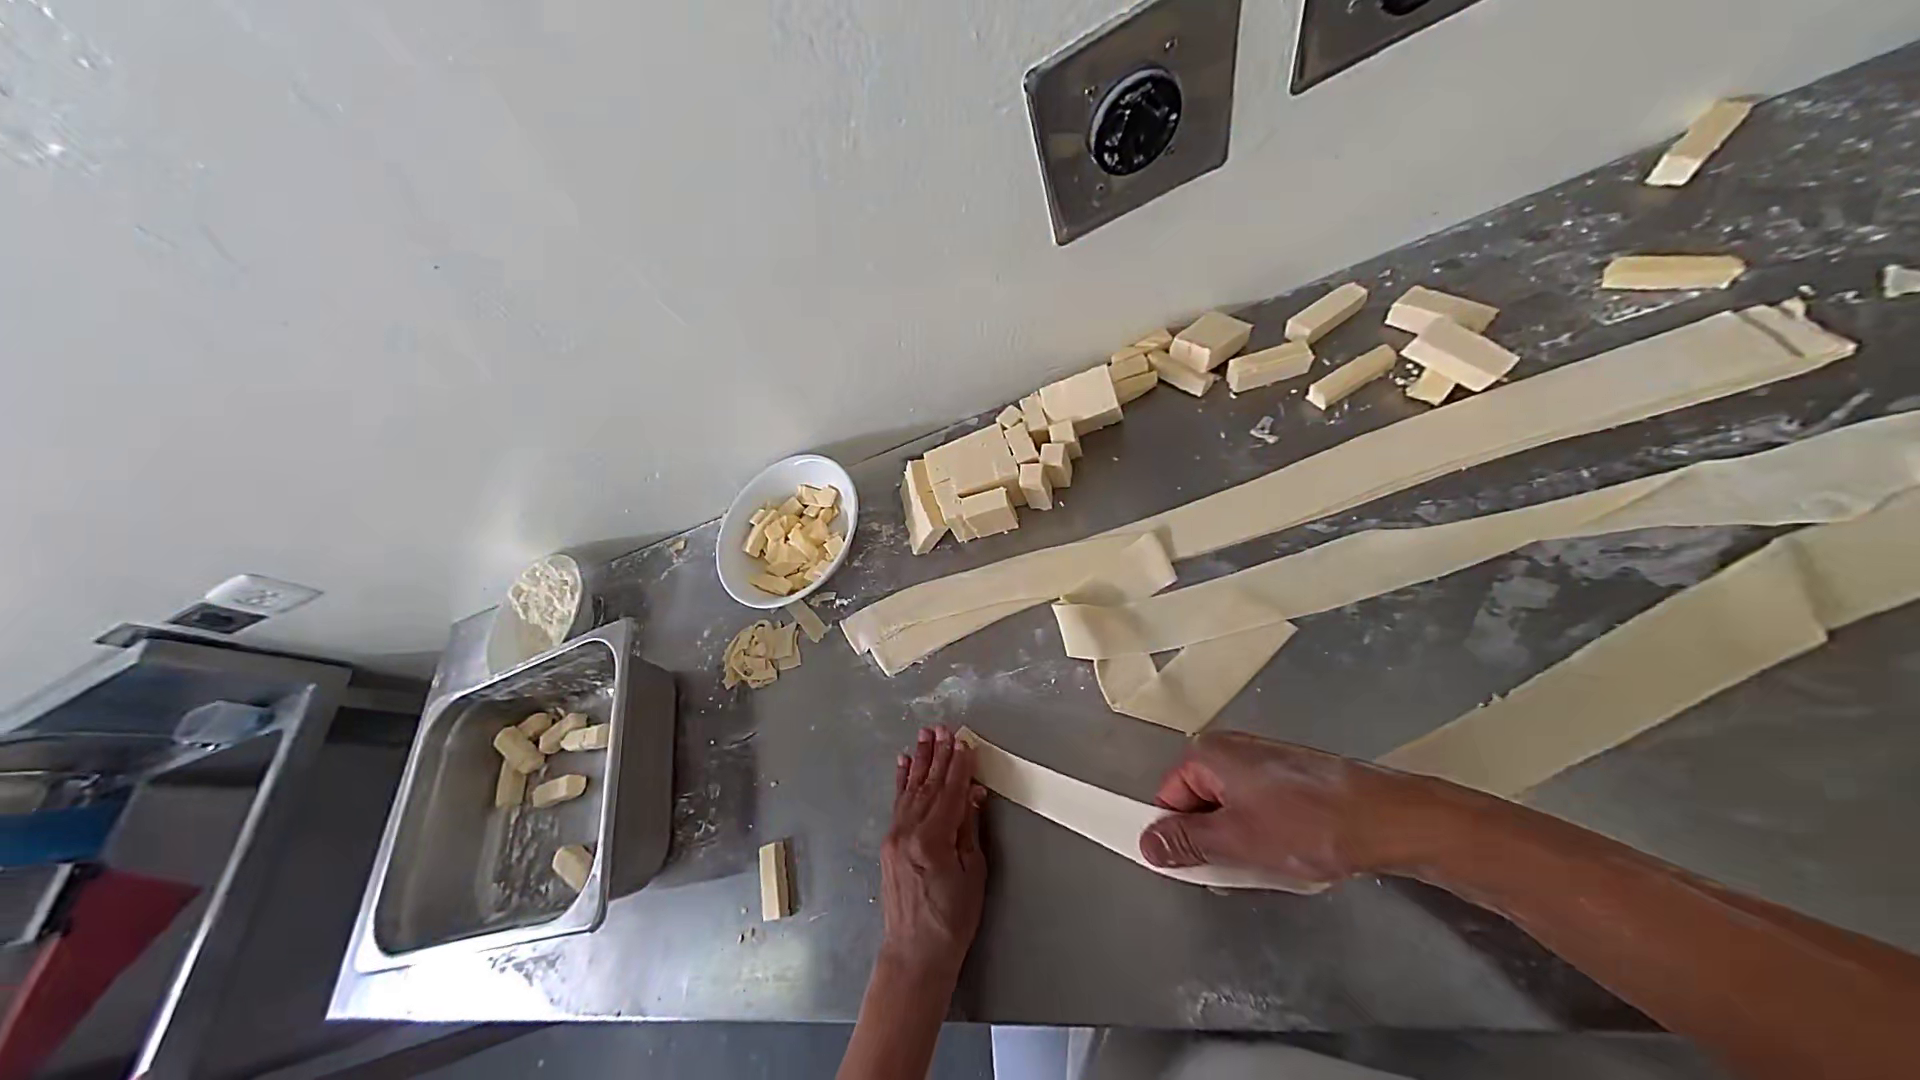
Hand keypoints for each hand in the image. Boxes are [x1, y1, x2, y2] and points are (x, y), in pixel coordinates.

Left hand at [879, 725, 985, 973]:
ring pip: (911, 789)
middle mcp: (908, 831)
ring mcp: (895, 835)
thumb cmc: (953, 919)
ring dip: (920, 760)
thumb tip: (972, 793)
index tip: (965, 742)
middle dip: (938, 755)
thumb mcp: (972, 872)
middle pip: (928, 785)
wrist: (915, 952)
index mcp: (932, 839)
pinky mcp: (889, 843)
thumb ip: (969, 828)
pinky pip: (897, 803)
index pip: (950, 792)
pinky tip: (905, 763)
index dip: (959, 766)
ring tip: (926, 735)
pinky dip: (902, 781)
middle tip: (944, 728)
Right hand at [1138, 731, 1476, 886]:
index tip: (1194, 865)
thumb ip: (1184, 842)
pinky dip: (1266, 831)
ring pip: (1231, 808)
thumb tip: (1147, 844)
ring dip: (1240, 839)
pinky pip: (1259, 806)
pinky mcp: (1290, 775)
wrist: (1388, 819)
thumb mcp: (1234, 841)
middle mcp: (1230, 748)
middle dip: (1212, 838)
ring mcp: (1263, 760)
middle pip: (1199, 800)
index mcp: (1207, 753)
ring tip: (1268, 862)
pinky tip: (1290, 852)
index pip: (1168, 797)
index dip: (1177, 834)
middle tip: (1235, 868)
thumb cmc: (1305, 826)